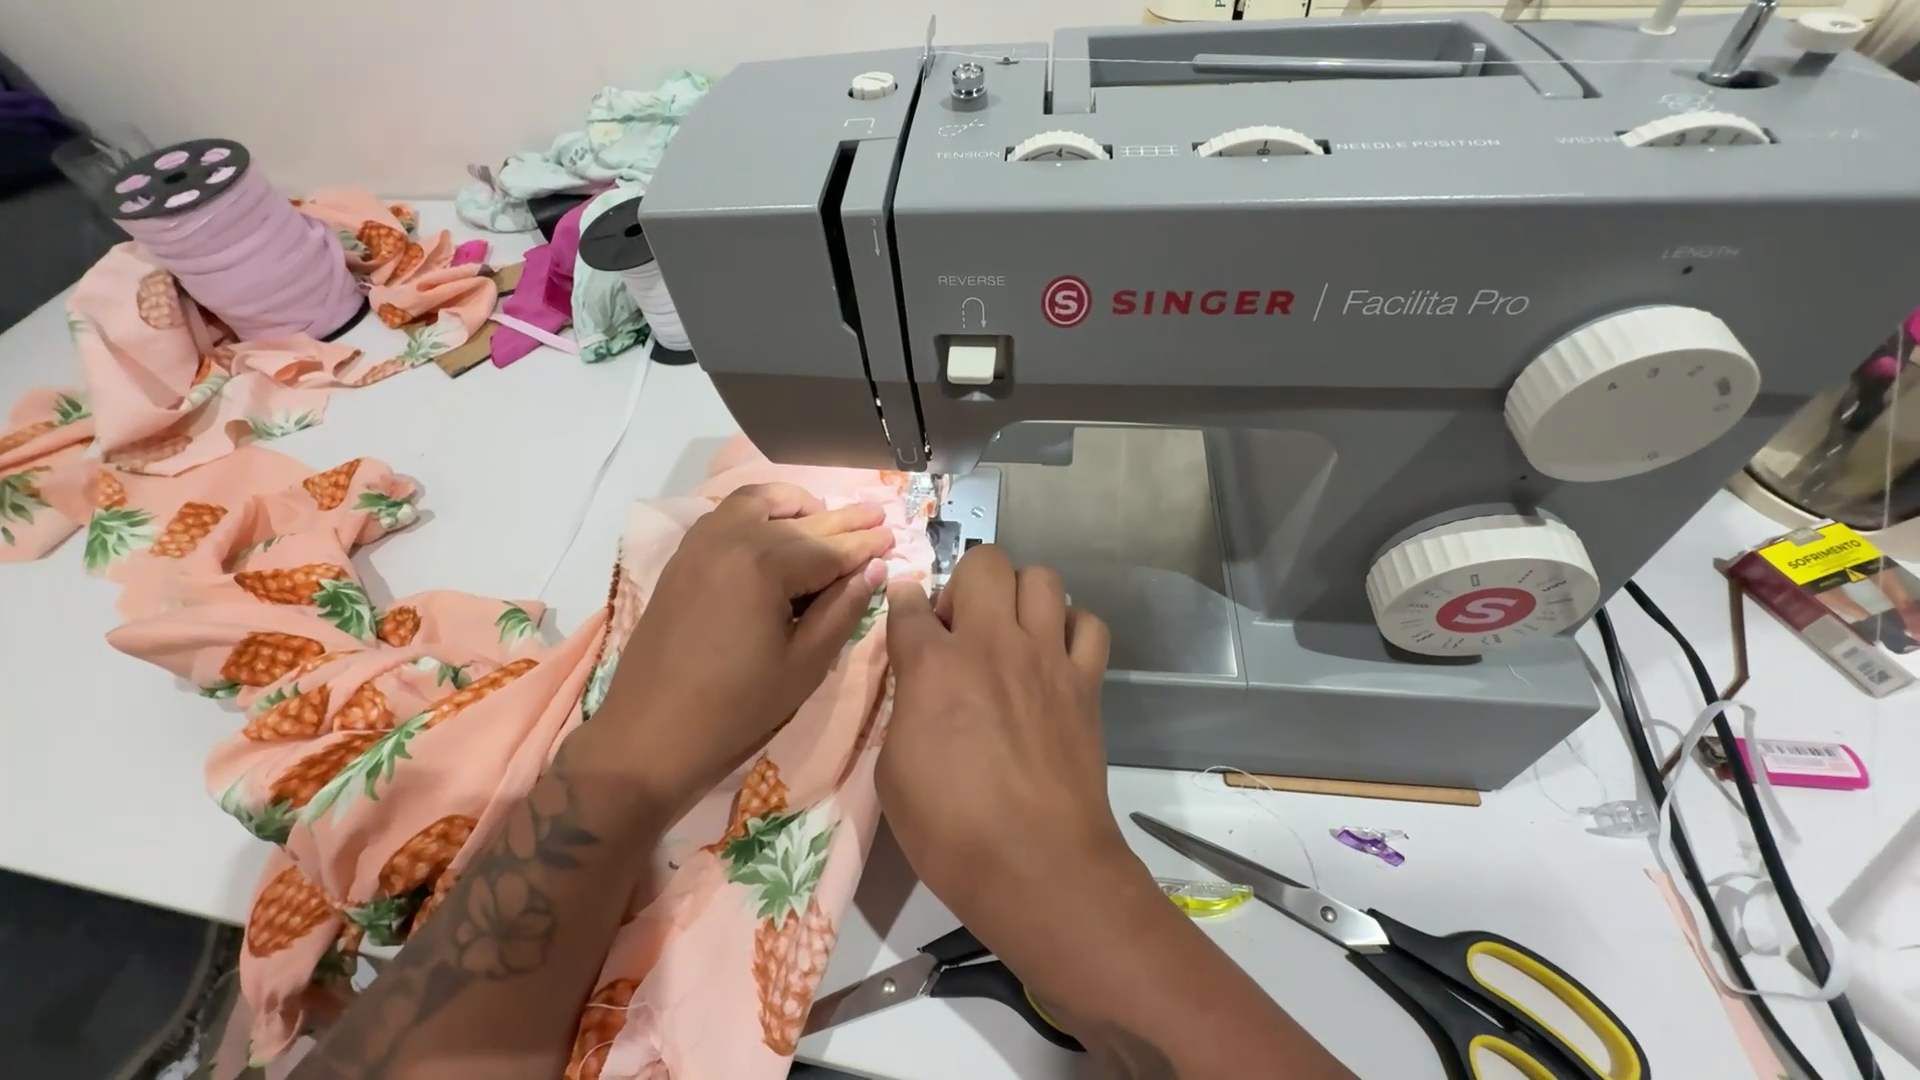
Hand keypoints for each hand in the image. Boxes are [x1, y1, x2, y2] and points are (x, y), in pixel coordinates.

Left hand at [601, 483, 894, 815]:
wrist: (650, 735)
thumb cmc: (738, 707)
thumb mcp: (805, 664)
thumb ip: (843, 609)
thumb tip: (875, 569)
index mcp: (764, 564)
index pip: (830, 548)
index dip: (865, 545)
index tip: (894, 535)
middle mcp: (731, 538)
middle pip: (799, 522)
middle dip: (842, 521)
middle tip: (877, 514)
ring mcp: (700, 544)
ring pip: (756, 504)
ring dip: (795, 506)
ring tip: (824, 514)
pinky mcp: (682, 559)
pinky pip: (725, 516)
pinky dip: (756, 512)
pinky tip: (774, 527)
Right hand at [877, 545, 1118, 930]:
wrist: (1037, 864)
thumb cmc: (950, 829)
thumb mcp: (893, 771)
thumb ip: (905, 708)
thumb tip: (918, 678)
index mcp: (934, 666)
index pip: (908, 606)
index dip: (901, 602)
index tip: (905, 609)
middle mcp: (992, 644)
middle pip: (985, 562)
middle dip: (966, 582)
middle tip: (962, 626)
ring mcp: (1046, 658)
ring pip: (1042, 578)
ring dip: (1020, 595)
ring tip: (1011, 632)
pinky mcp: (1086, 682)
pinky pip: (1089, 624)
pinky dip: (1072, 628)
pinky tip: (1056, 655)